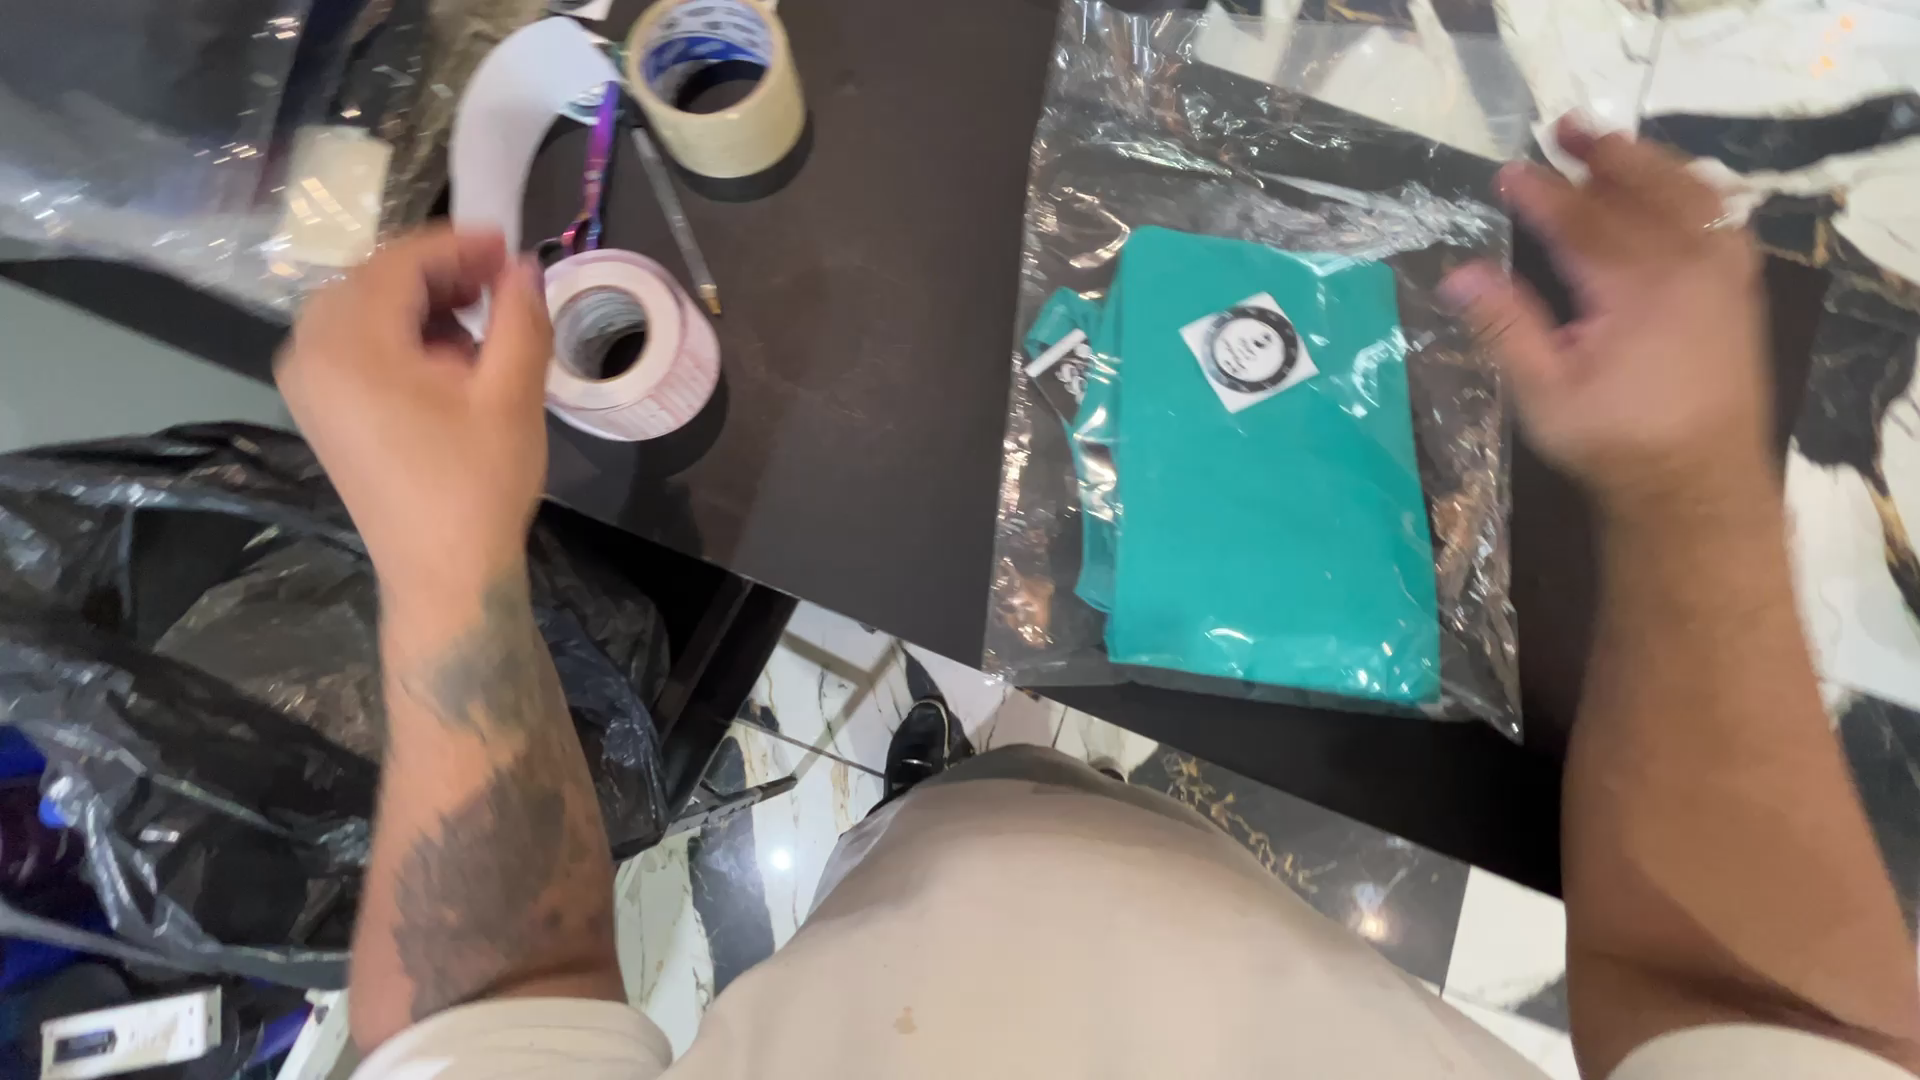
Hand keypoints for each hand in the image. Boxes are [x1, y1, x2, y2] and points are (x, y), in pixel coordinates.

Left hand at [276, 226, 551, 599]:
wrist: (445, 570)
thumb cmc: (481, 484)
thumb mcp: (512, 398)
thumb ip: (521, 321)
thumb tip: (526, 267)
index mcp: (350, 344)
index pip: (396, 264)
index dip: (455, 245)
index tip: (508, 241)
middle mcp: (310, 354)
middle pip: (373, 283)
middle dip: (440, 275)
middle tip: (502, 285)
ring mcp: (309, 385)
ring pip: (364, 313)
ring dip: (425, 307)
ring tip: (485, 328)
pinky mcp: (323, 410)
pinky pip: (358, 347)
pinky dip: (406, 338)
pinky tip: (451, 363)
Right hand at [1442, 115, 1772, 523]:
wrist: (1692, 477)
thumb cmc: (1608, 437)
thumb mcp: (1540, 388)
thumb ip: (1503, 325)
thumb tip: (1457, 275)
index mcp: (1635, 288)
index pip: (1581, 222)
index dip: (1541, 194)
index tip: (1506, 172)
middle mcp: (1689, 266)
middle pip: (1646, 191)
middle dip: (1605, 156)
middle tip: (1567, 127)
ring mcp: (1722, 275)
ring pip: (1691, 197)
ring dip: (1649, 165)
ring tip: (1612, 148)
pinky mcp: (1735, 291)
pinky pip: (1717, 220)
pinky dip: (1689, 193)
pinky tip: (1671, 194)